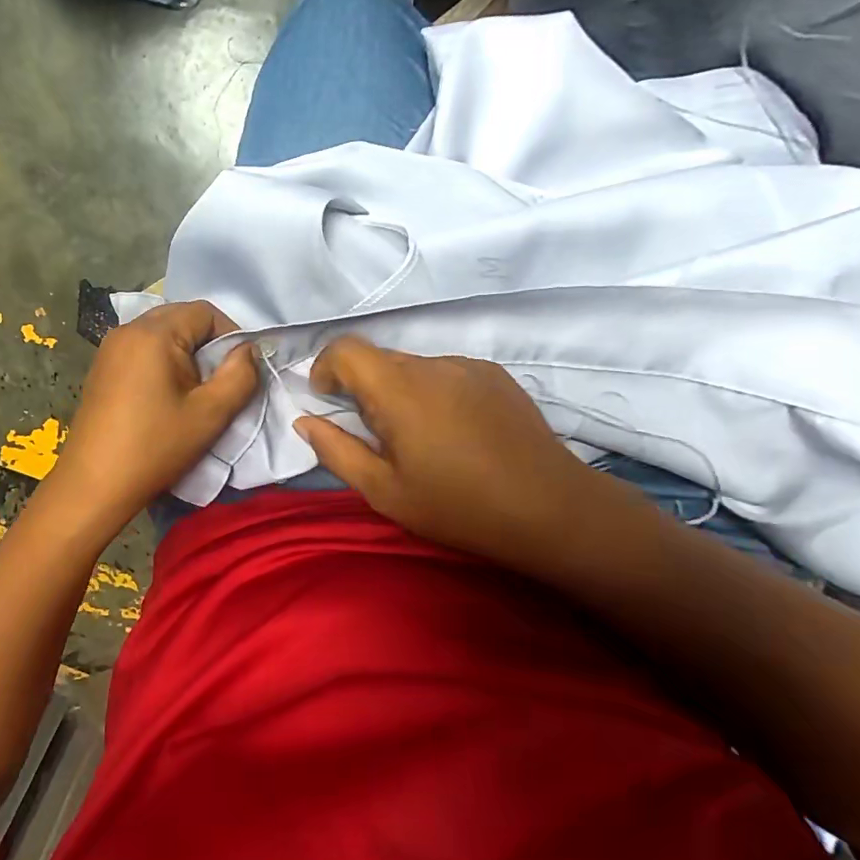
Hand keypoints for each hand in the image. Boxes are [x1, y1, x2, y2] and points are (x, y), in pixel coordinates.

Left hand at [45, 301, 258, 526]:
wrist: (94, 483)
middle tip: (218, 382)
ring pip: (160, 334)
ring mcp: (109, 348)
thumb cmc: (155, 446)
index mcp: (153, 333)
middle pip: (180, 318)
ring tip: (193, 392)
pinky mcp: (100, 367)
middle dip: (207, 343)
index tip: (239, 370)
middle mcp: (127, 329)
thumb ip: (240, 375)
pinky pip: (140, 349)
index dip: (230, 335)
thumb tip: (247, 350)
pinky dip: (161, 362)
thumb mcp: (210, 414)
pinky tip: (164, 397)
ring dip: (184, 353)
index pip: (204, 311)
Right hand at [293, 336, 639, 569]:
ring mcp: (469, 366)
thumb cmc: (458, 505)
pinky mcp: (496, 376)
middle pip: (379, 359)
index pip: (346, 349)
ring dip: (401, 392)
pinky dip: (434, 393)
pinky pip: (447, 373)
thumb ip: (336, 450)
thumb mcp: (383, 491)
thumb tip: (305, 420)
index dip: (326, 367)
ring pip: (414, 367)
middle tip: (377, 436)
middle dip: (363, 388)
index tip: (327, 400)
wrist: (554, 511)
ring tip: (423, 440)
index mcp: (399, 388)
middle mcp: (432, 364)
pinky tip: (455, 433)